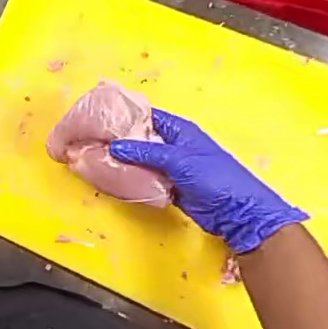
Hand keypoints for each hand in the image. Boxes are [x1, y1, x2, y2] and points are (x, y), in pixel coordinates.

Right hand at [110, 109, 307, 253]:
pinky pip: (145, 179)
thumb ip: (146, 152)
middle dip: (119, 141)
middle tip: (92, 142)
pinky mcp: (169, 186)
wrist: (235, 212)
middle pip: (141, 139)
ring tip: (97, 160)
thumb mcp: (179, 160)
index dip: (125, 116)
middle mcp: (173, 146)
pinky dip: (132, 180)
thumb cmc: (214, 178)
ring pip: (141, 161)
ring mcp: (171, 167)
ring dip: (123, 162)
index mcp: (179, 131)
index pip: (148, 116)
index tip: (100, 119)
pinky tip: (114, 180)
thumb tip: (114, 146)